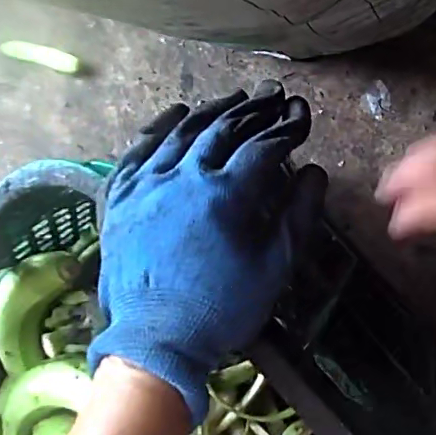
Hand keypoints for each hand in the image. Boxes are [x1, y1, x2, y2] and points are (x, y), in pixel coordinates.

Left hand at [90, 81, 326, 424]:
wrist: (154, 341)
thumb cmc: (223, 307)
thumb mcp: (274, 266)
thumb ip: (299, 215)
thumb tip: (315, 172)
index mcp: (225, 194)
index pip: (264, 146)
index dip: (287, 127)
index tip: (302, 113)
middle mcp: (184, 177)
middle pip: (224, 129)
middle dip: (253, 108)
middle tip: (272, 94)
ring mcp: (147, 184)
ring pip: (182, 132)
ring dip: (212, 110)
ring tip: (234, 97)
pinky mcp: (120, 197)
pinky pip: (138, 150)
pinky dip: (158, 127)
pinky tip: (175, 113)